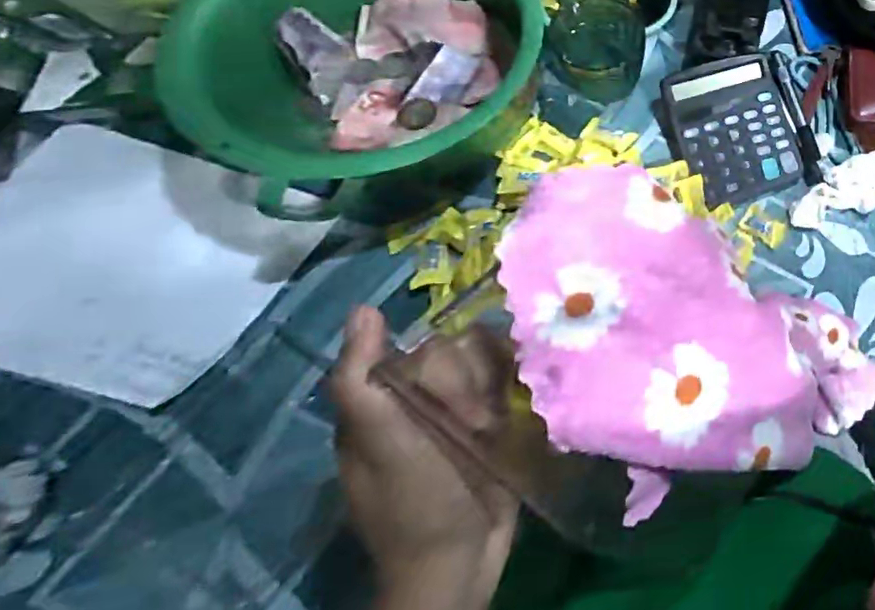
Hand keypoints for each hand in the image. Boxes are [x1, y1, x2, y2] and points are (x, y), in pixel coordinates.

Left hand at [330, 307, 517, 609]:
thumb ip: (362, 380)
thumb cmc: (417, 506)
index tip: (451, 404)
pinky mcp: (491, 422)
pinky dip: (512, 394)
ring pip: (490, 365)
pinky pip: (507, 383)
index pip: (428, 349)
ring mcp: (459, 411)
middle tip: (475, 427)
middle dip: (473, 388)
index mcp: (388, 400)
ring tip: (494, 431)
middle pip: (464, 355)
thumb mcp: (382, 446)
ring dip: (497, 394)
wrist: (461, 565)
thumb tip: (362, 308)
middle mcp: (422, 398)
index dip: (445, 370)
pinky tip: (512, 416)